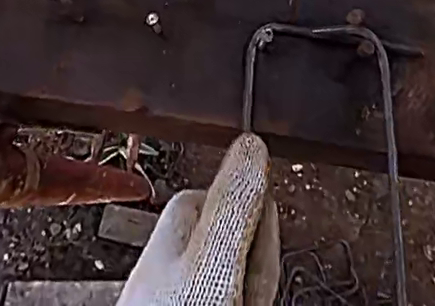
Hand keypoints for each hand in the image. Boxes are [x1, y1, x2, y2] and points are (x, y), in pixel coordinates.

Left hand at [118, 132, 279, 305]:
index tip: (254, 245)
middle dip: (257, 263)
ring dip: (252, 290)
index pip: (237, 188)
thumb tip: (251, 144)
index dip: (256, 216)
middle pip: (247, 234)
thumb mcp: (210, 266)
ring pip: (247, 273)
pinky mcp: (201, 299)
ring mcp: (189, 288)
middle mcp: (181, 254)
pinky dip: (245, 302)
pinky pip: (240, 294)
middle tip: (240, 294)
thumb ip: (233, 204)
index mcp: (177, 225)